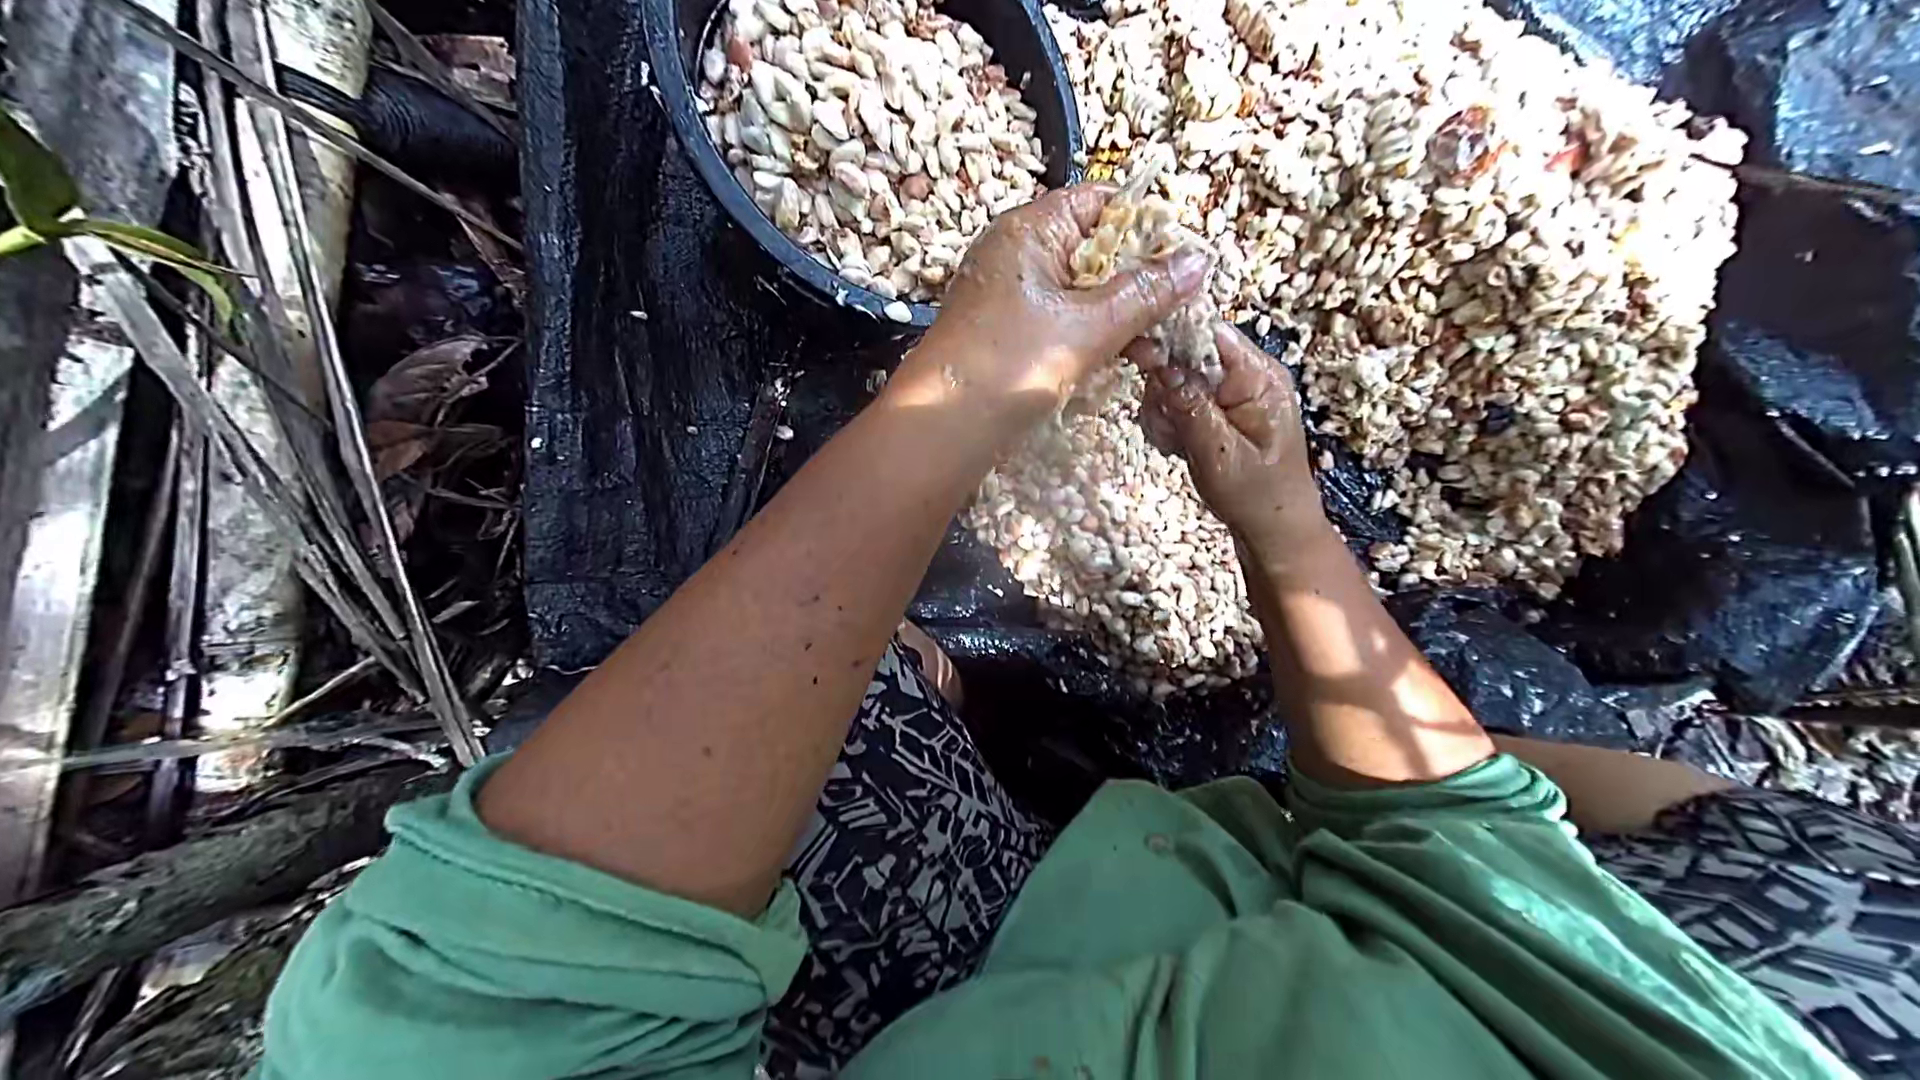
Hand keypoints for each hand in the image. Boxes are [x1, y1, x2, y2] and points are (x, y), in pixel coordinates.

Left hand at [894, 184, 1209, 435]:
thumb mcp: (1090, 327)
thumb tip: (1197, 260)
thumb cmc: (1012, 365)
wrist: (943, 427)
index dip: (1146, 227)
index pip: (1102, 202)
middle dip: (1135, 281)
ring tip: (1149, 346)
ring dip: (1115, 316)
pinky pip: (1057, 321)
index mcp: (1030, 229)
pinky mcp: (1004, 333)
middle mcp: (1014, 253)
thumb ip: (1146, 293)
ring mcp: (1006, 295)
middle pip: (1092, 249)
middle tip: (1171, 314)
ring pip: (1076, 291)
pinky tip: (1112, 360)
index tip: (1179, 264)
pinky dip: (1086, 337)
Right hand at [1133, 324, 1325, 551]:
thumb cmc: (1256, 495)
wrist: (1273, 529)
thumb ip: (1191, 408)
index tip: (1138, 359)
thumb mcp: (1221, 454)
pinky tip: (1176, 445)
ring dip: (1162, 408)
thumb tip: (1161, 363)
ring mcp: (1228, 391)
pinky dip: (1166, 421)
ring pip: (1173, 378)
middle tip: (1167, 426)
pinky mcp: (1214, 407)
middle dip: (1163, 386)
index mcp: (1258, 376)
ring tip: (1175, 442)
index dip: (1170, 337)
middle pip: (1185, 353)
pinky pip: (1175, 400)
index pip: (1209, 331)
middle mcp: (1244, 374)